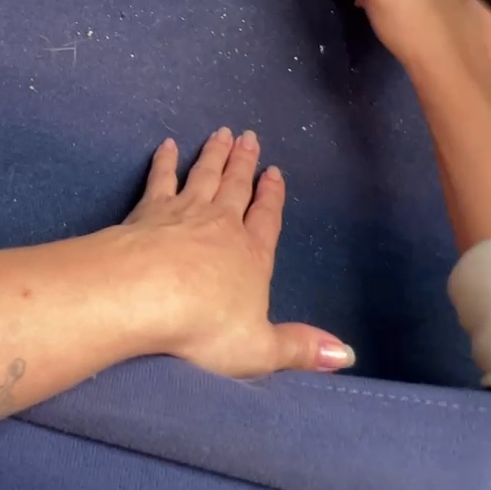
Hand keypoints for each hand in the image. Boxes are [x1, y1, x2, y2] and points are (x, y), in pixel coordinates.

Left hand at [113, 128, 352, 377]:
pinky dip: (165, 160)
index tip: (274, 172)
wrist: (144, 293)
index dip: (272, 196)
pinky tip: (166, 145)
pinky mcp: (149, 208)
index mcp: (252, 256)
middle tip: (248, 137)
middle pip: (236, 187)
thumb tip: (346, 355)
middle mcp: (221, 225)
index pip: (267, 219)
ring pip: (204, 175)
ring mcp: (184, 211)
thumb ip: (300, 349)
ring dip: (214, 154)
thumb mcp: (260, 349)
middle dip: (244, 163)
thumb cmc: (204, 326)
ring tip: (221, 133)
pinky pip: (161, 177)